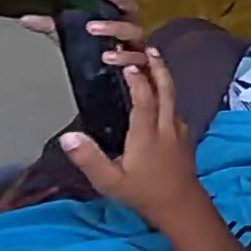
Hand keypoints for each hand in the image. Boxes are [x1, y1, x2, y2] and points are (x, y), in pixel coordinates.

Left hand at [22, 0, 147, 69]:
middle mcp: (134, 38)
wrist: (110, 73)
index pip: (125, 7)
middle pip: (133, 29)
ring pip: (139, 52)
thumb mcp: (75, 37)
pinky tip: (126, 70)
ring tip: (106, 56)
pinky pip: (145, 69)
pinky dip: (138, 68)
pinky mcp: (141, 71)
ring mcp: (140, 54)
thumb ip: (56, 28)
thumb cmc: (98, 49)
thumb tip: (26, 19)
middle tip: (91, 27)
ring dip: (124, 54)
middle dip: (115, 27)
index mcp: (124, 23)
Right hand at [59, 46, 204, 224]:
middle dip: (160, 70)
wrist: (181, 200)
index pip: (145, 102)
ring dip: (163, 79)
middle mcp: (168, 126)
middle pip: (167, 92)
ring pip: (173, 97)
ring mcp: (179, 128)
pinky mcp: (182, 133)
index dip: (139, 82)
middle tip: (150, 50)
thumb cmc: (142, 191)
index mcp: (149, 135)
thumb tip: (68, 136)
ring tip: (152, 62)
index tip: (129, 65)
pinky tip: (156, 92)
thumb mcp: (108, 180)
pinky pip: (173, 107)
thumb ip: (89, 158)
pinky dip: (165, 93)